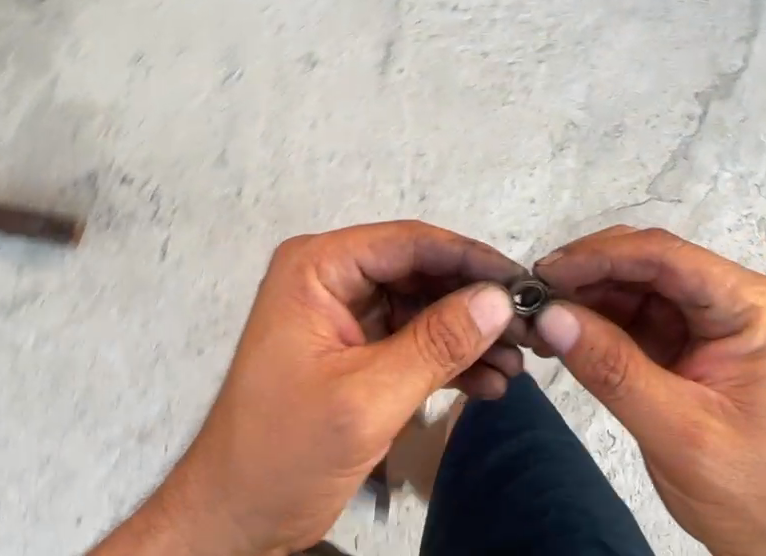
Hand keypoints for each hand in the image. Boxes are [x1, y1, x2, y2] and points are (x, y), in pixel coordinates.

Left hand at [95, 221, 524, 555]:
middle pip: (420, 272)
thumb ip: (435, 344)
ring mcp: (345, 314)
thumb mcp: (366, 399)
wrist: (236, 521)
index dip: (468, 258)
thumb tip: (498, 299)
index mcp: (318, 267)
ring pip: (423, 307)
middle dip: (473, 302)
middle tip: (529, 328)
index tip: (522, 281)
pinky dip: (450, 360)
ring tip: (517, 363)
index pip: (408, 243)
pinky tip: (490, 383)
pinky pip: (413, 340)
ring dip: (468, 335)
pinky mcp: (358, 350)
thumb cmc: (283, 453)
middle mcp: (332, 278)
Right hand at [531, 226, 765, 555]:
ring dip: (581, 294)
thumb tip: (549, 315)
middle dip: (585, 272)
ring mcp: (700, 315)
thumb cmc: (746, 487)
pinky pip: (626, 310)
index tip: (545, 273)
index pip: (666, 257)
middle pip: (644, 260)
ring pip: (628, 281)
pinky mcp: (678, 337)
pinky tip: (557, 332)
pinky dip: (589, 318)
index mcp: (746, 305)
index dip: (601, 256)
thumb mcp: (678, 430)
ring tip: (535, 316)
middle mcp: (725, 296)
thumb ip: (613, 369)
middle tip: (530, 294)